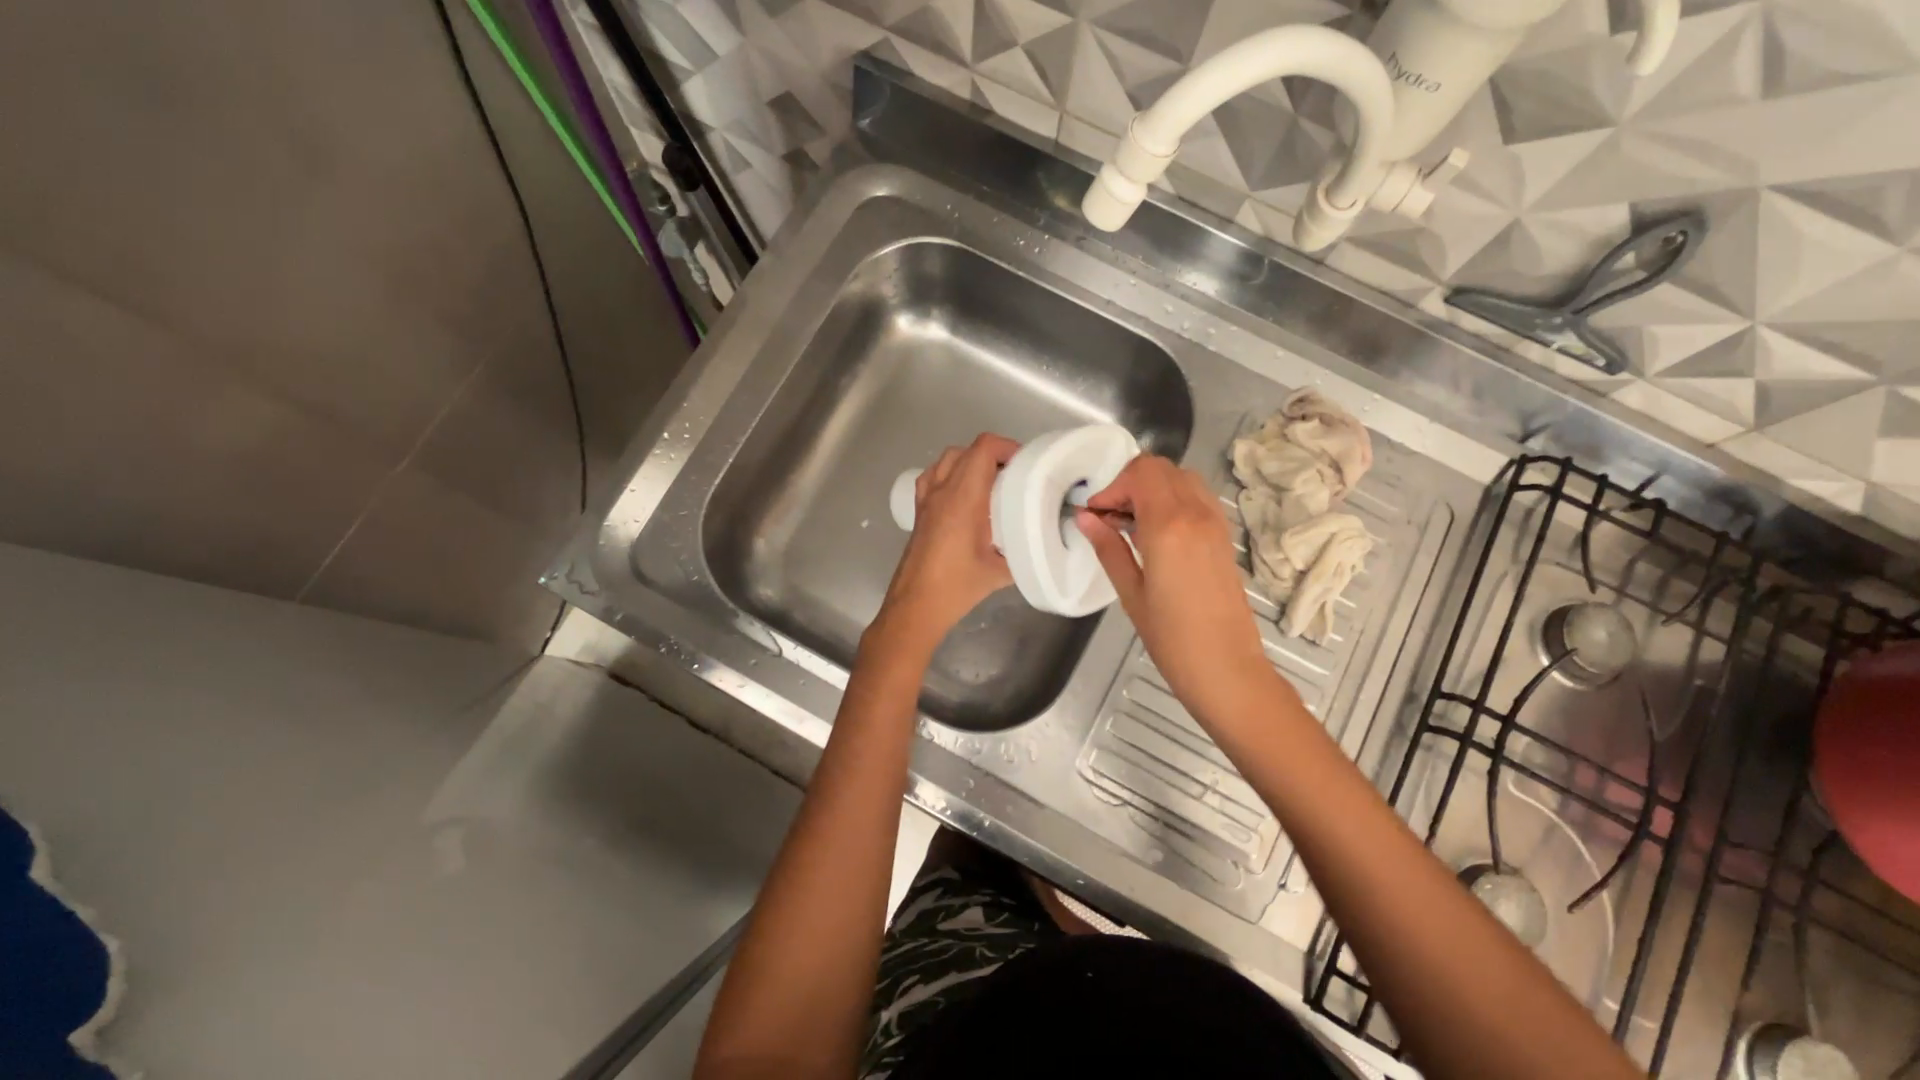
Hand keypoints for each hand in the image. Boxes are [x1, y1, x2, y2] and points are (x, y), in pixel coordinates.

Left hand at [873, 434, 1018, 648]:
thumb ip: (1025, 548)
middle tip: (1015, 476)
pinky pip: (933, 476)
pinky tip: (964, 495)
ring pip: (948, 459)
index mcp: (963, 498)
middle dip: (994, 455)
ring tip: (992, 484)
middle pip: (967, 450)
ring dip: (971, 462)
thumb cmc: (958, 587)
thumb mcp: (1002, 570)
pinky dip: (951, 474)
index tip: (1025, 465)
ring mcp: (926, 499)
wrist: (916, 606)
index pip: (983, 449)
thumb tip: (1045, 537)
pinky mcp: (919, 511)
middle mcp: (942, 491)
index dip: (1007, 447)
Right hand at [1077, 455, 1287, 726]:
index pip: (1140, 473)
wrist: (1228, 669)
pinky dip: (1173, 500)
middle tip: (1110, 518)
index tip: (1095, 515)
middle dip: (1130, 483)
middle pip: (1161, 468)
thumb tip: (1086, 518)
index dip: (1112, 487)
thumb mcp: (1131, 594)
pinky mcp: (1225, 537)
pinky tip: (1156, 535)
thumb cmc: (1172, 639)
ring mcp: (1216, 523)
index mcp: (1169, 525)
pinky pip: (1198, 498)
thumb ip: (1108, 548)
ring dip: (1153, 489)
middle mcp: (1196, 513)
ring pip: (1182, 478)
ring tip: (1132, 525)